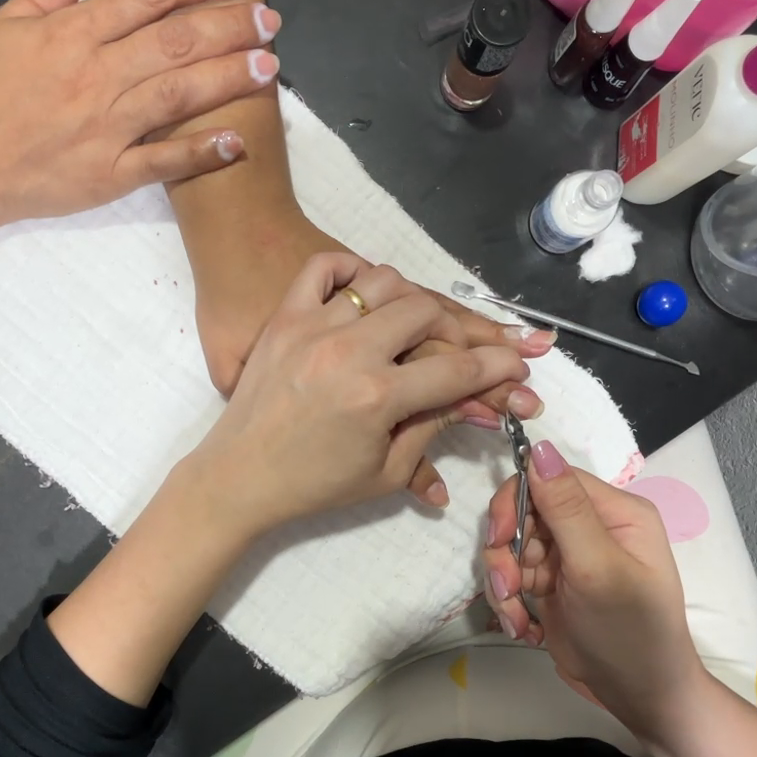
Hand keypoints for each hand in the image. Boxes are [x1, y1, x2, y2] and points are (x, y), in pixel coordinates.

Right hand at [0, 0, 278, 221]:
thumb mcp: (10, 24)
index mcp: (73, 34)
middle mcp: (95, 76)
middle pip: (175, 41)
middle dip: (228, 25)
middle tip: (269, 19)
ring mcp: (105, 129)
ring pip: (177, 95)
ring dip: (228, 79)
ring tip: (268, 67)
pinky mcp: (109, 176)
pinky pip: (163, 163)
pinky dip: (201, 153)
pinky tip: (237, 143)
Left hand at [187, 255, 529, 536]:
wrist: (239, 478)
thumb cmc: (314, 486)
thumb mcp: (383, 474)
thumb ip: (431, 430)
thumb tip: (472, 400)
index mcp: (378, 397)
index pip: (457, 368)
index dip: (498, 366)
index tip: (518, 364)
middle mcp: (350, 351)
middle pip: (428, 312)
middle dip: (458, 330)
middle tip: (460, 350)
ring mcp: (313, 327)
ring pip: (384, 281)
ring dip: (410, 299)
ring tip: (415, 326)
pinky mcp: (285, 317)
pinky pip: (324, 269)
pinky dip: (350, 269)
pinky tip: (365, 294)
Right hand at [480, 440, 710, 739]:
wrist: (639, 697)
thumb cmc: (630, 632)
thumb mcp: (597, 568)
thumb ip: (565, 509)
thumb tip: (538, 447)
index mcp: (615, 511)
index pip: (550, 479)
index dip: (515, 502)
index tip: (499, 538)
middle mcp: (591, 526)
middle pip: (523, 513)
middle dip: (506, 552)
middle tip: (507, 588)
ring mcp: (568, 557)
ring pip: (512, 547)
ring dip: (504, 583)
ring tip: (517, 619)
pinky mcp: (551, 586)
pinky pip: (513, 577)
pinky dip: (510, 602)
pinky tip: (524, 628)